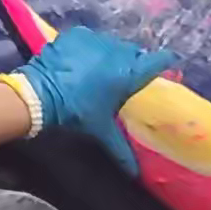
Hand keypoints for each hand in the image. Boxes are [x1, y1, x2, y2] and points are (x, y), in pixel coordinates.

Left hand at [14, 26, 174, 175]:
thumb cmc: (76, 112)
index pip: (158, 61)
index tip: (171, 63)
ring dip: (110, 53)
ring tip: (102, 67)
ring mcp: (95, 39)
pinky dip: (89, 46)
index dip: (166, 61)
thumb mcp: (101, 130)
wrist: (39, 94)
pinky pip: (90, 38)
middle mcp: (116, 51)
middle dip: (133, 61)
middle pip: (133, 52)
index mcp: (129, 72)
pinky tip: (82, 59)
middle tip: (126, 74)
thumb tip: (134, 174)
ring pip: (111, 43)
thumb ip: (121, 149)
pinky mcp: (75, 34)